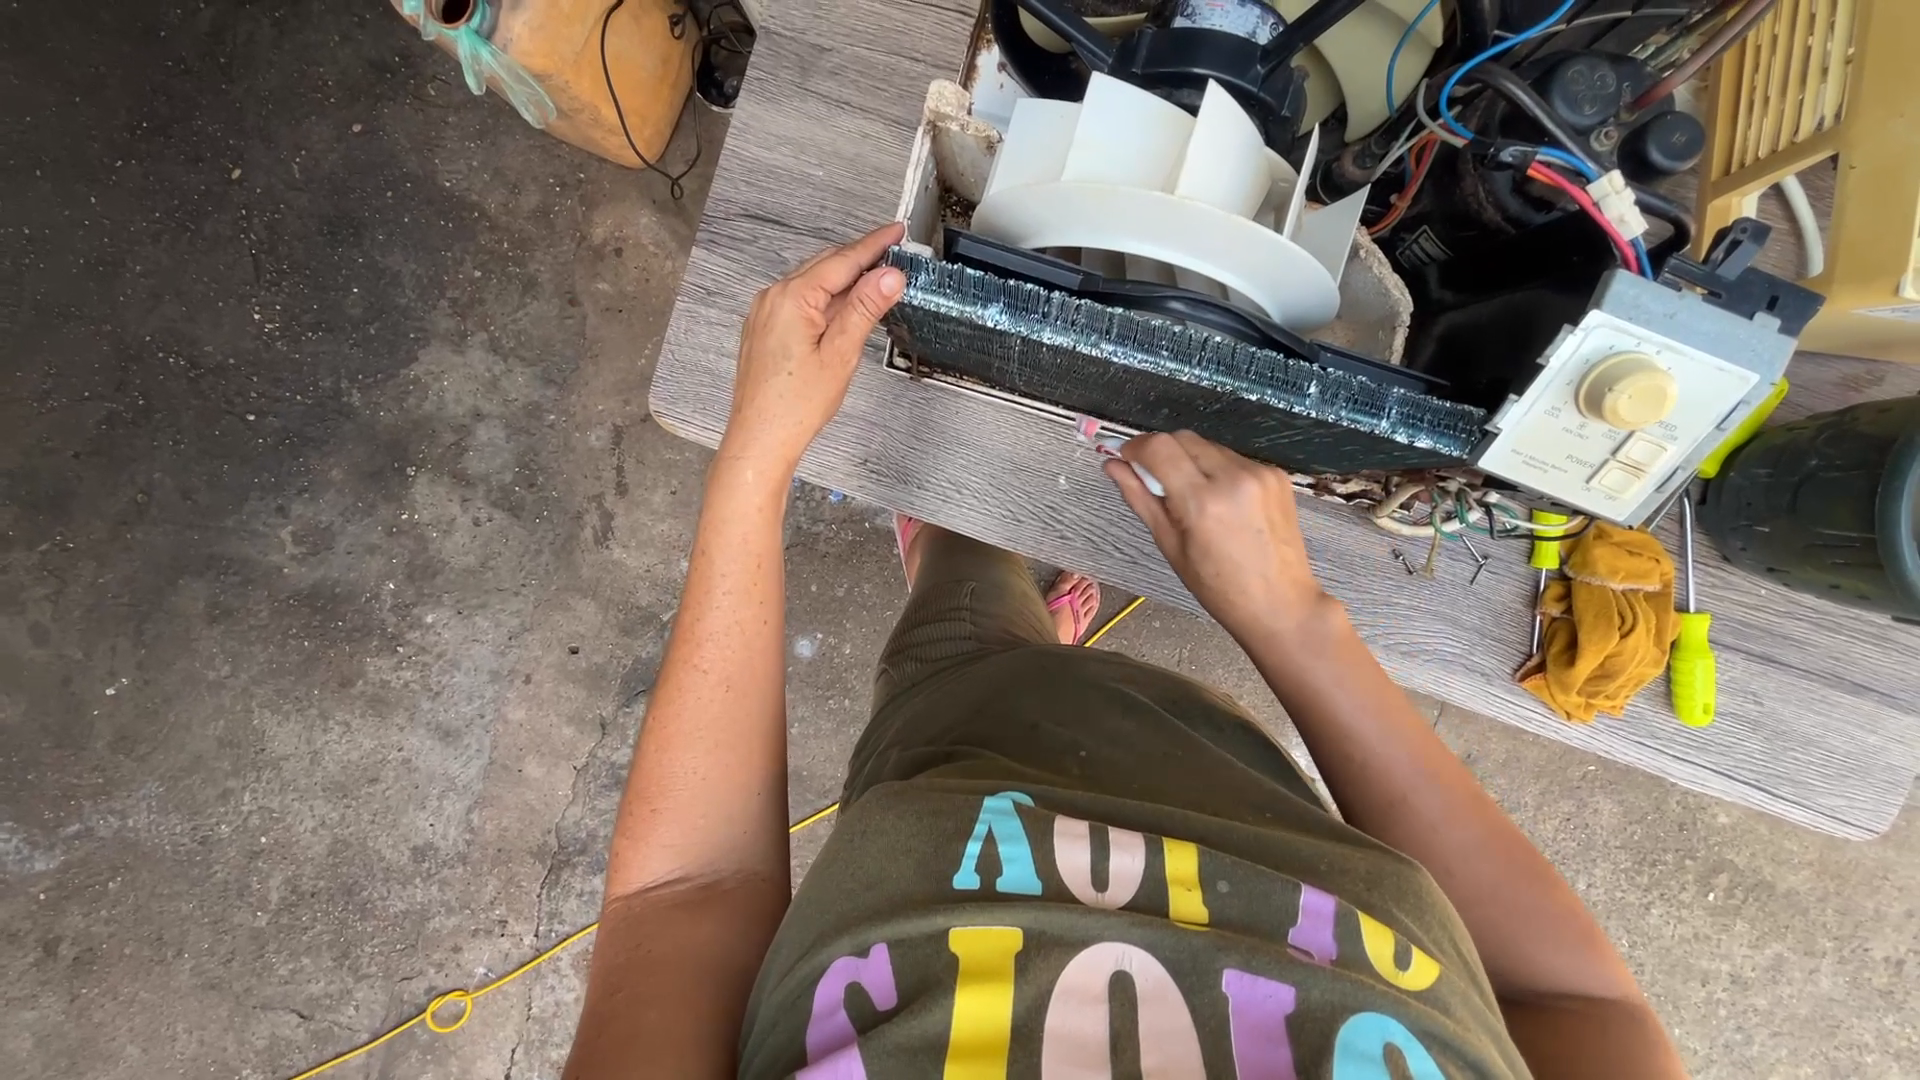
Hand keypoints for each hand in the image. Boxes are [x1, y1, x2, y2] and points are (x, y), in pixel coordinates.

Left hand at [719, 222, 906, 472]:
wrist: (761, 438)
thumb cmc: (795, 406)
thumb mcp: (840, 354)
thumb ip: (864, 309)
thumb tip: (889, 276)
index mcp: (792, 298)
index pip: (842, 260)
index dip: (874, 245)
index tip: (895, 231)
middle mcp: (773, 298)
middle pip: (825, 266)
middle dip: (860, 258)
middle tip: (892, 253)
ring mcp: (765, 313)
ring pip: (812, 283)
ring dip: (843, 279)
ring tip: (874, 281)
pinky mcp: (764, 329)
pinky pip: (799, 301)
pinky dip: (824, 298)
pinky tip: (841, 309)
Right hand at [1104, 431, 1331, 640]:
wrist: (1280, 603)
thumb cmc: (1218, 586)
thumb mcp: (1169, 545)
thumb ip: (1140, 498)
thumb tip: (1111, 466)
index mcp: (1202, 501)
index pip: (1159, 447)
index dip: (1134, 448)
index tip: (1124, 460)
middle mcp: (1234, 478)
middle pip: (1181, 438)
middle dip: (1160, 452)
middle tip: (1153, 481)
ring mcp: (1259, 473)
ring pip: (1206, 445)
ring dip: (1187, 460)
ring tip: (1189, 496)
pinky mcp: (1275, 474)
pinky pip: (1232, 458)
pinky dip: (1215, 469)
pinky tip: (1218, 500)